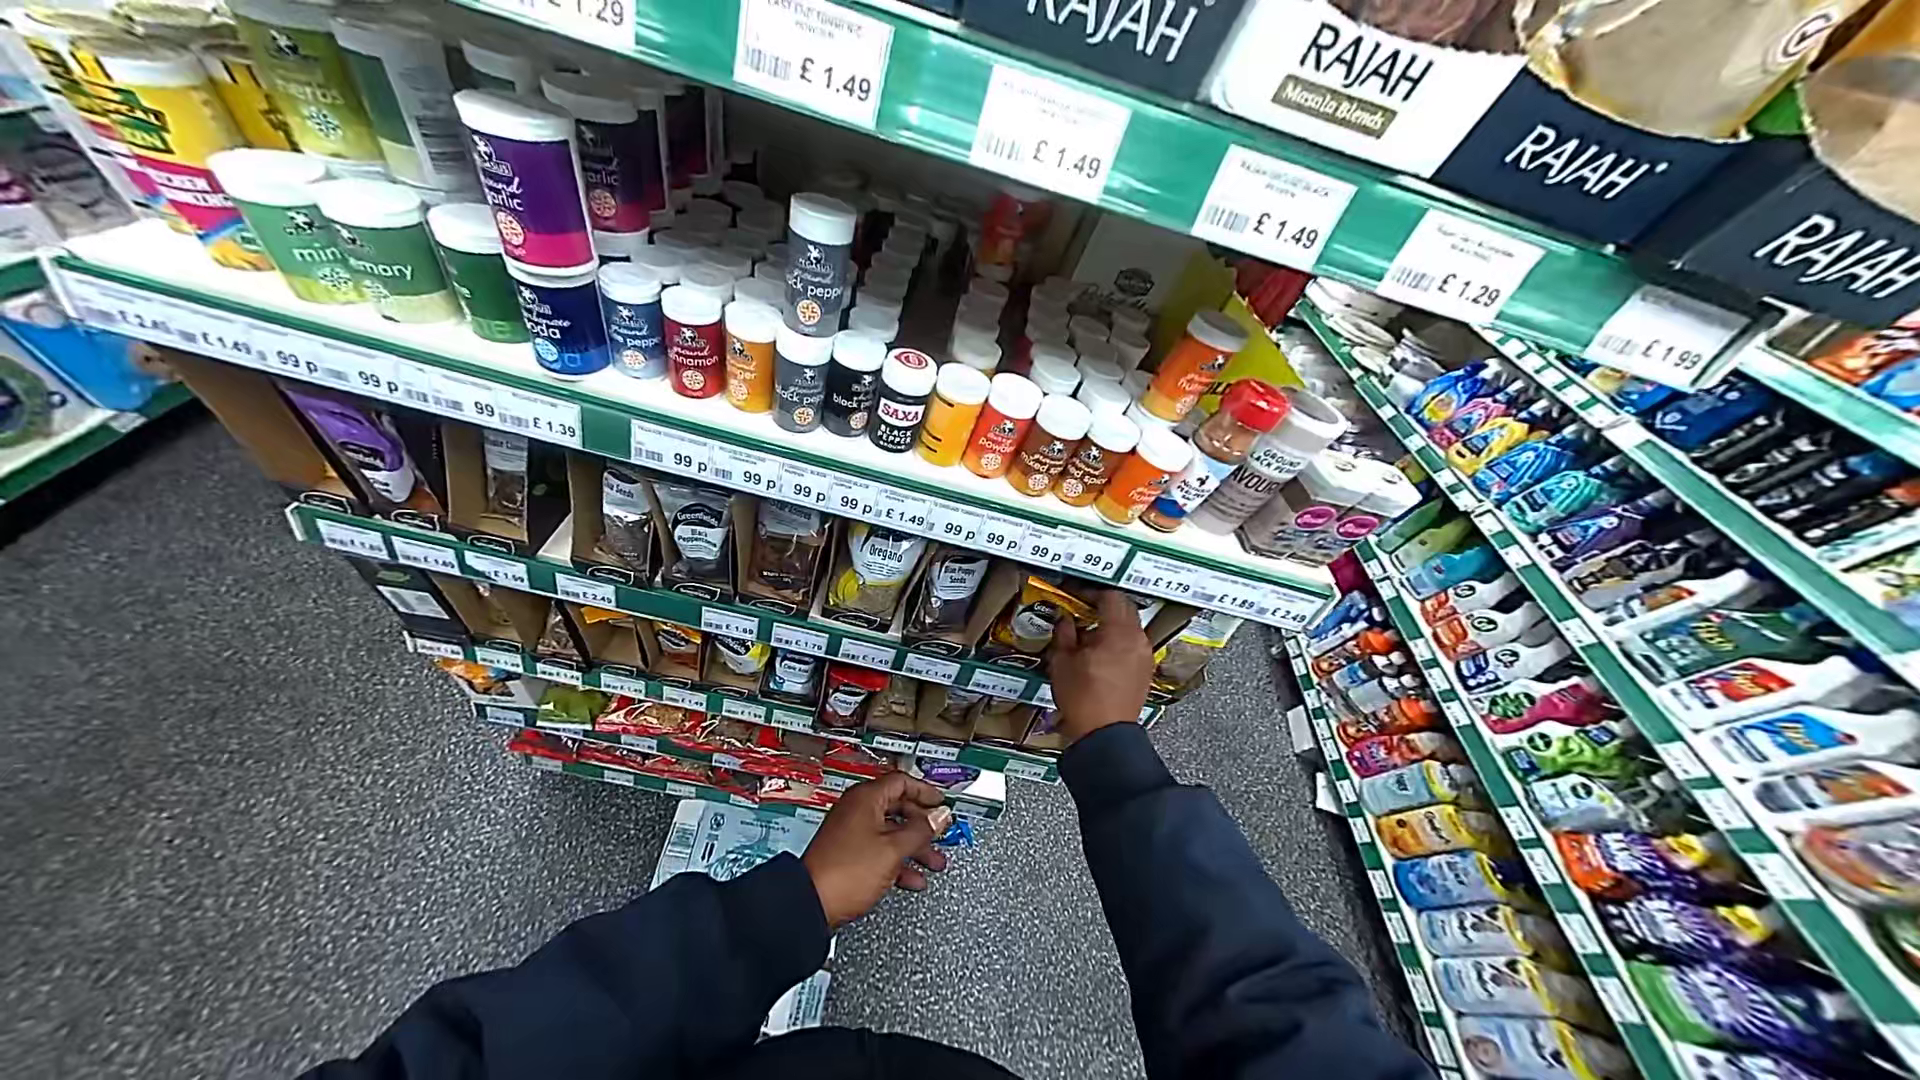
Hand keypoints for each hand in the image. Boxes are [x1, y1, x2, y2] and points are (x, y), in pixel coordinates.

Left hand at [801, 771, 950, 927]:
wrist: (812, 904)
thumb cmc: (844, 871)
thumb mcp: (893, 849)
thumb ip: (920, 830)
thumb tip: (938, 816)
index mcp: (866, 798)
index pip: (902, 781)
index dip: (925, 791)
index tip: (940, 802)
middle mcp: (857, 810)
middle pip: (898, 807)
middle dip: (922, 824)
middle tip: (939, 832)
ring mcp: (851, 831)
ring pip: (891, 831)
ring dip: (914, 846)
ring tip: (932, 860)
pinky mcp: (847, 853)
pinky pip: (880, 849)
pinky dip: (897, 860)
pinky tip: (910, 877)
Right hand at [1048, 589, 1154, 743]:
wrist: (1104, 735)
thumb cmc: (1081, 696)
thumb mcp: (1062, 661)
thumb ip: (1064, 633)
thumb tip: (1064, 619)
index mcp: (1119, 632)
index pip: (1111, 597)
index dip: (1092, 592)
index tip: (1077, 595)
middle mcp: (1138, 640)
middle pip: (1125, 609)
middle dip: (1104, 605)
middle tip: (1082, 609)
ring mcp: (1144, 656)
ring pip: (1130, 627)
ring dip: (1112, 624)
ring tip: (1089, 634)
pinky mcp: (1145, 672)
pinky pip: (1133, 645)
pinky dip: (1119, 641)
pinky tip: (1100, 653)